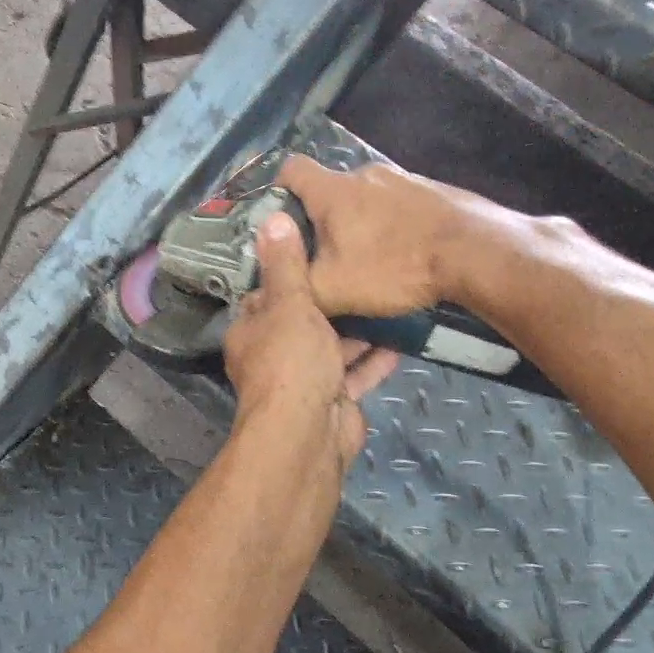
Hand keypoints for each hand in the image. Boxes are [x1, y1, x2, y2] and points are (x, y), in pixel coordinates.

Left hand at [223, 210, 399, 462]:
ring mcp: (304, 381)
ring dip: (359, 331)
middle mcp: (272, 356)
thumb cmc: (291, 362)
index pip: (265, 297)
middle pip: (303, 322)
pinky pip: (355, 374)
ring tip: (390, 299)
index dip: (289, 274)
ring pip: (333, 348)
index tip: (320, 250)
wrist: (309, 432)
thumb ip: (285, 265)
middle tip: (365, 270)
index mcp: (251, 332)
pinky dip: (374, 360)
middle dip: (333, 303)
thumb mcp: (288, 304)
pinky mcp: (334, 400)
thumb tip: (270, 220)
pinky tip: (402, 340)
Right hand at [276, 155, 524, 316]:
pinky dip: (387, 228)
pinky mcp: (432, 192)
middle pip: (327, 191)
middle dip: (317, 220)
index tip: (274, 220)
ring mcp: (403, 179)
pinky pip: (394, 207)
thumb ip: (290, 286)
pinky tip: (397, 258)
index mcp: (333, 191)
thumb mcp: (330, 290)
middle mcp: (365, 175)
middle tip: (317, 258)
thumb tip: (255, 292)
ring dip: (355, 225)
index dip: (275, 190)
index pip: (290, 169)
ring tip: (361, 263)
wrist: (479, 253)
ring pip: (363, 200)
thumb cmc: (394, 267)